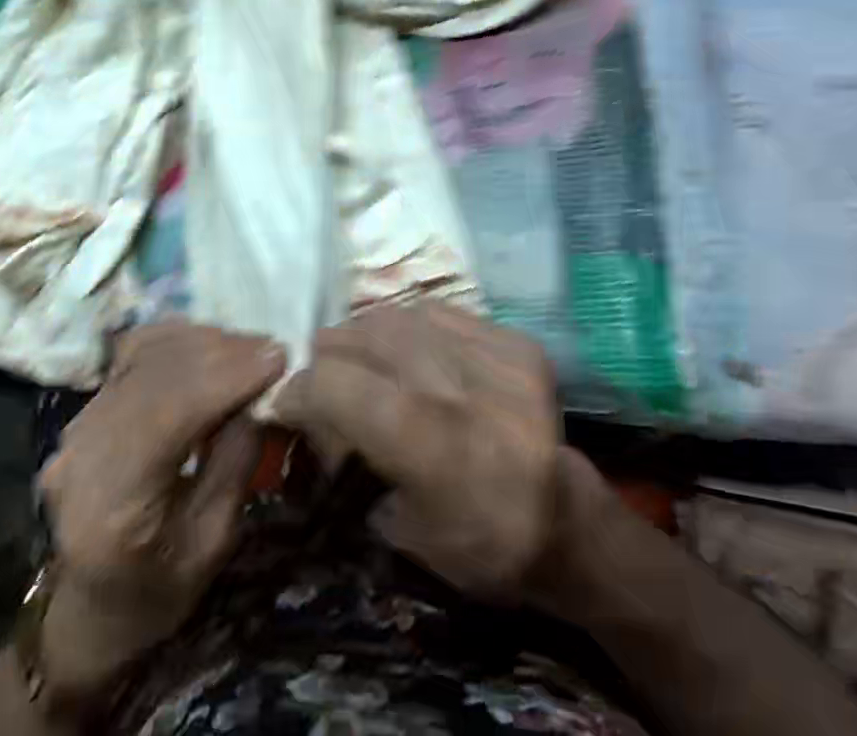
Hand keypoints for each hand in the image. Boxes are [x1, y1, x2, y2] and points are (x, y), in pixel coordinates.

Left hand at [35, 323, 280, 705]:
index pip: (165, 417)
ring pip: (138, 361)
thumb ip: (234, 465)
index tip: (274, 358)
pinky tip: (207, 346)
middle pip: (150, 379)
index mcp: (112, 506)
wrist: (95, 604)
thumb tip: (261, 397)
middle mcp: (80, 455)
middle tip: (270, 349)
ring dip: (198, 345)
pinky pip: (129, 361)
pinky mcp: (81, 413)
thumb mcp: (213, 543)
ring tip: (247, 349)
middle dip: (217, 355)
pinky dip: (171, 345)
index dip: (221, 379)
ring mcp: (73, 430)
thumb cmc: (160, 591)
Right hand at [272, 301, 562, 602]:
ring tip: (361, 363)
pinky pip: (433, 312)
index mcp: (427, 443)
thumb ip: (341, 457)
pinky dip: (407, 330)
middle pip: (356, 337)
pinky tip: (409, 356)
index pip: (331, 382)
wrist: (567, 527)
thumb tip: (304, 410)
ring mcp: (492, 357)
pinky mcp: (514, 342)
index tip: (289, 405)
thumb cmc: (474, 544)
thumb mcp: (390, 524)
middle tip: (322, 383)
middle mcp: (458, 389)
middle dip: (324, 358)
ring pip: (391, 316)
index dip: (298, 390)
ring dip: (361, 338)